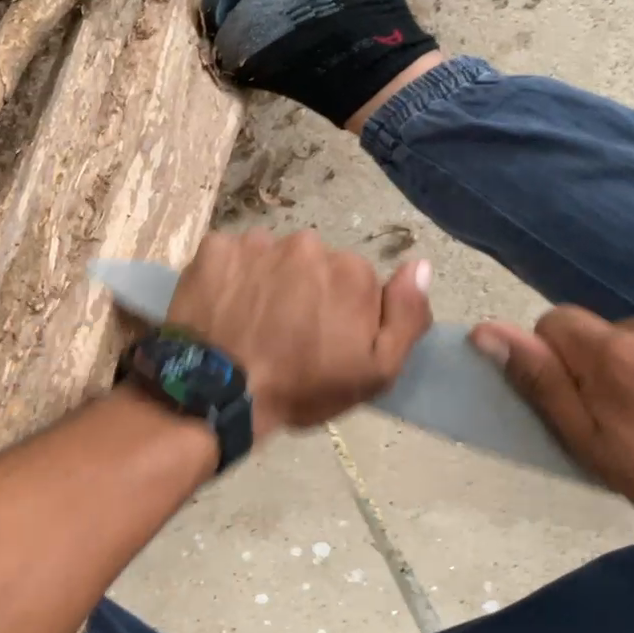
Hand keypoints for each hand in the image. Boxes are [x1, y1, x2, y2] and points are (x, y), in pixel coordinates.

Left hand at [165, 231, 431, 437]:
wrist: (219, 389)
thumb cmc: (301, 387)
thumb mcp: (375, 371)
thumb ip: (406, 316)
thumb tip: (419, 266)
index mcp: (351, 271)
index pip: (353, 278)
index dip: (339, 308)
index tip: (322, 336)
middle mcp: (305, 245)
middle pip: (309, 261)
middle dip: (301, 287)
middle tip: (284, 328)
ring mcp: (256, 243)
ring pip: (268, 255)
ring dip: (264, 278)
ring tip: (250, 318)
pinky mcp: (214, 247)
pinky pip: (228, 254)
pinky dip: (227, 274)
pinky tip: (222, 304)